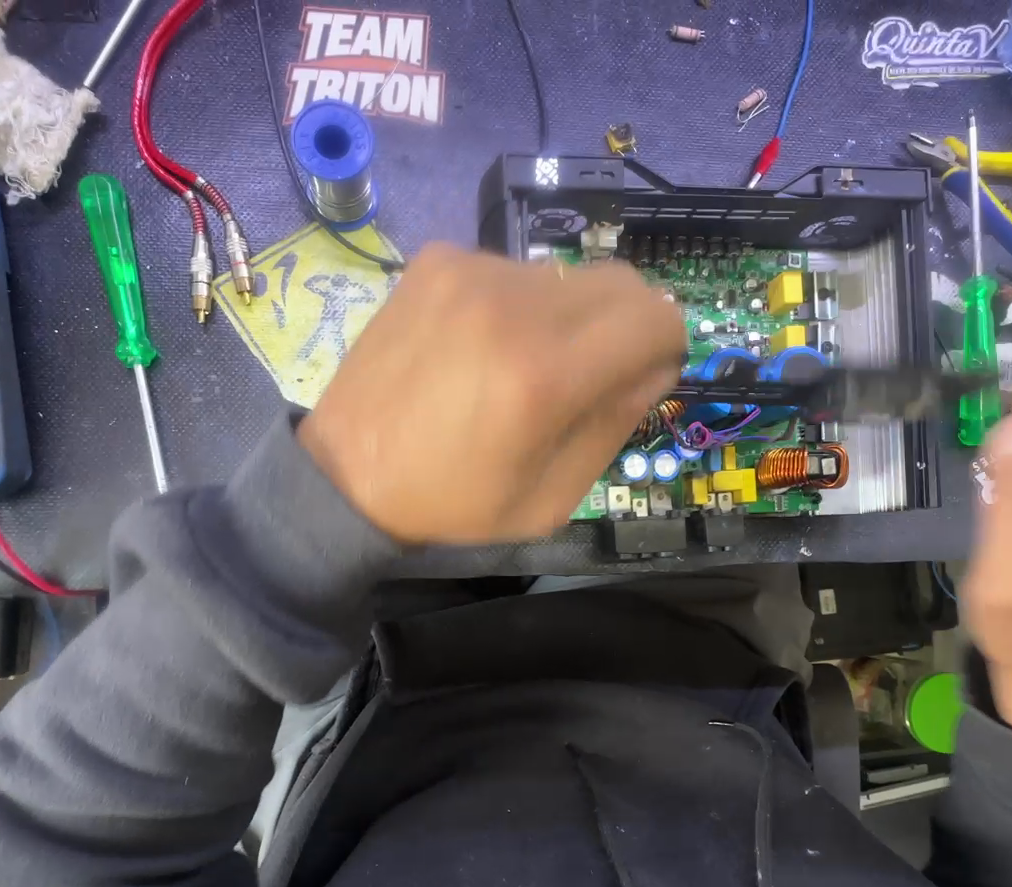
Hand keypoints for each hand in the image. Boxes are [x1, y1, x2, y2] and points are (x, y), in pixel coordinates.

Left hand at [298, 243, 684, 543]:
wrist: (345, 474)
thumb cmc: (453, 500)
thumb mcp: (550, 499)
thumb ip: (614, 427)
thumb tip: (652, 368)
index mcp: (545, 376)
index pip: (657, 317)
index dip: (665, 347)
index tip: (642, 375)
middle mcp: (514, 306)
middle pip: (621, 282)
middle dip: (625, 327)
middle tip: (589, 372)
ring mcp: (471, 273)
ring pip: (566, 276)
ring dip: (567, 316)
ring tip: (520, 363)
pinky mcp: (438, 261)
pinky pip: (513, 271)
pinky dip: (516, 304)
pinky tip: (479, 345)